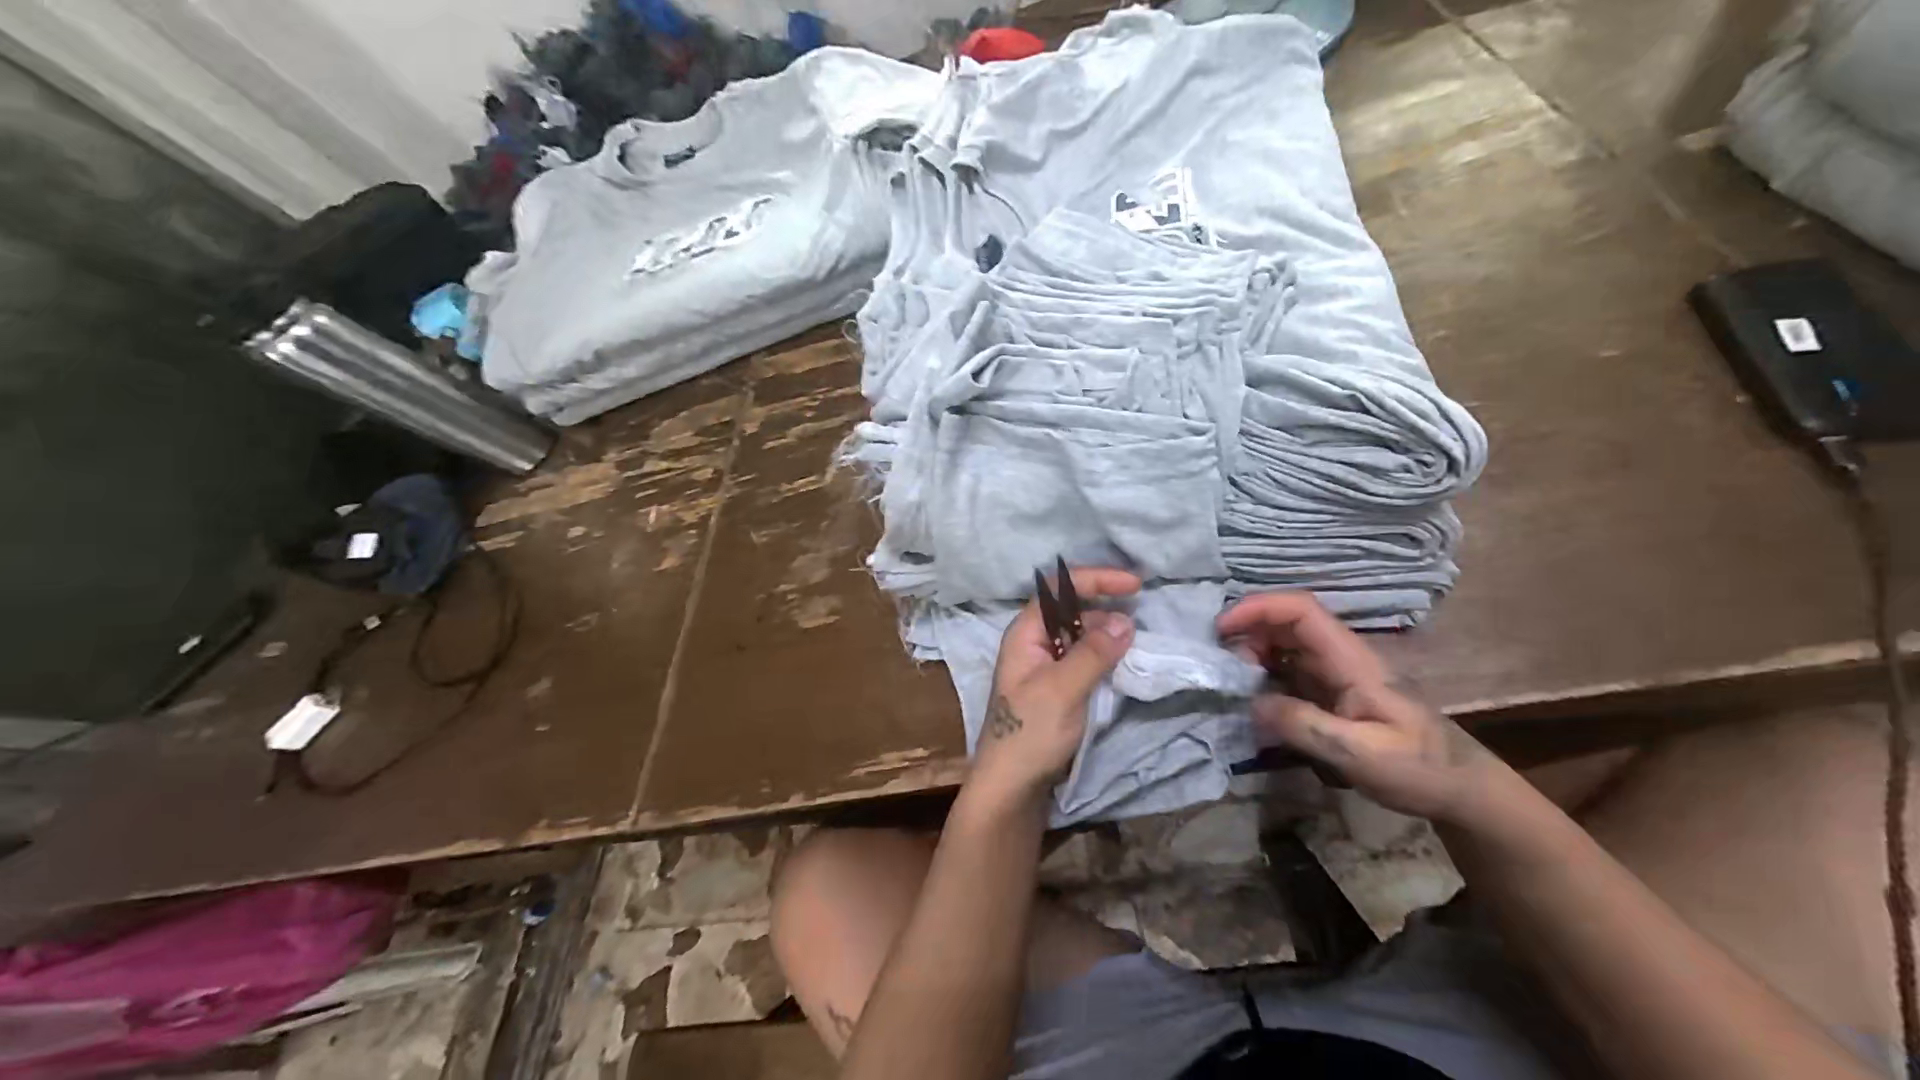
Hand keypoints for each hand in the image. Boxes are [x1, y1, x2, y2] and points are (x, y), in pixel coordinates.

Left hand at [970, 567, 1139, 807]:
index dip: (1095, 579)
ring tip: (1137, 634)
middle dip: (1104, 603)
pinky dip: (1103, 653)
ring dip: (1106, 630)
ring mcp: (1042, 666)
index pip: (1059, 590)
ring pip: (1078, 634)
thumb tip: (1126, 620)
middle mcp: (1032, 643)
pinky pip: (1081, 658)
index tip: (1134, 584)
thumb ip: (1093, 652)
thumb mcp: (1063, 689)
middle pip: (1069, 609)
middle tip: (1140, 611)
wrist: (1011, 787)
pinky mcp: (1055, 688)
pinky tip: (1122, 659)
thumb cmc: (1030, 732)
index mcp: (1024, 634)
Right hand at [1217, 591, 1511, 824]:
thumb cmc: (1419, 767)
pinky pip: (1288, 671)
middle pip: (1286, 622)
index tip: (1222, 627)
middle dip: (1248, 632)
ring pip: (1284, 645)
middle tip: (1224, 667)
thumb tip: (1251, 703)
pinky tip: (1252, 700)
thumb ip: (1304, 725)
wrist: (1462, 789)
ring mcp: (1335, 675)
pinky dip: (1262, 676)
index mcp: (1351, 659)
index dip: (1258, 608)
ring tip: (1234, 685)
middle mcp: (1340, 657)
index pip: (1301, 610)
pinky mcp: (1330, 694)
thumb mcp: (1361, 753)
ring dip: (1252, 654)